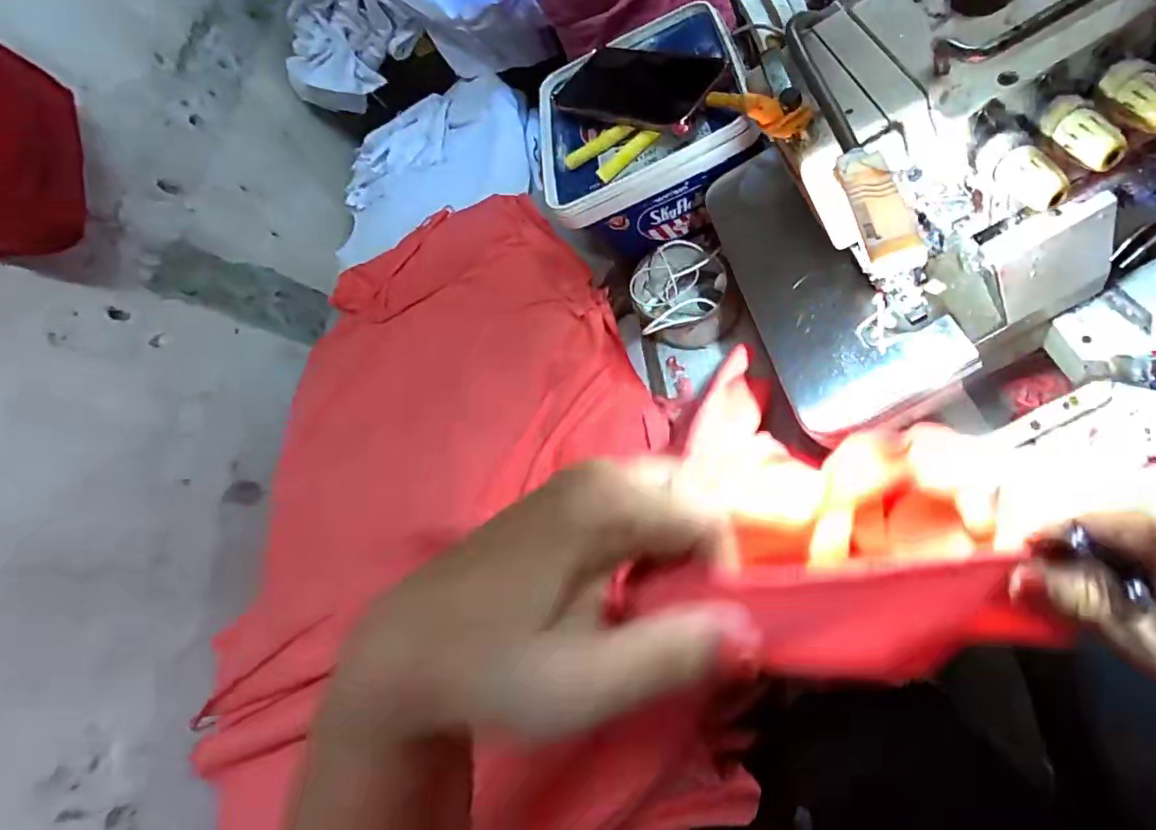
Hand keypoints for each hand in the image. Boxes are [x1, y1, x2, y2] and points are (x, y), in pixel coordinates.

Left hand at [321, 459, 761, 745]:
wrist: (402, 653)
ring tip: (656, 598)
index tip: (701, 626)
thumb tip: (752, 633)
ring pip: (672, 494)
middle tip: (682, 610)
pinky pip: (643, 497)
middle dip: (705, 551)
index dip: (722, 573)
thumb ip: (674, 655)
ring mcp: (584, 475)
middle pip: (694, 495)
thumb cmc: (493, 670)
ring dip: (682, 544)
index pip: (708, 518)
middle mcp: (602, 471)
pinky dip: (656, 535)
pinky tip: (629, 578)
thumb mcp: (584, 684)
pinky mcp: (572, 489)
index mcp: (607, 502)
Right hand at [1010, 464, 1155, 726]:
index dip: (1026, 540)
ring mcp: (1155, 487)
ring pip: (1069, 494)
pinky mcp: (1153, 504)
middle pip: (1063, 490)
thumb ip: (1093, 605)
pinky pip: (1090, 508)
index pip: (1072, 509)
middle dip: (1028, 531)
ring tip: (1032, 577)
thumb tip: (1016, 576)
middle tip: (1010, 579)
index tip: (995, 574)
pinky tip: (1065, 569)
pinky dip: (1068, 538)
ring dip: (1045, 535)